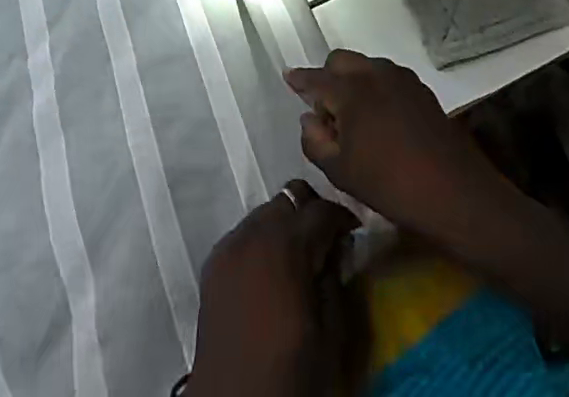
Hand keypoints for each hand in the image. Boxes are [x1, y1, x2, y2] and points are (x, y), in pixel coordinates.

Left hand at [188, 180, 361, 396]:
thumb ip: (335, 277)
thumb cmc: (292, 370)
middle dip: (311, 213)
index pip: (320, 209)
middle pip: (288, 198)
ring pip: (263, 213)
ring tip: (301, 259)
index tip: (355, 233)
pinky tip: (272, 273)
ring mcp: (228, 245)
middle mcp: (252, 233)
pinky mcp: (212, 261)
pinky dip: (262, 241)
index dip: (343, 217)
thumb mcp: (332, 330)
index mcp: (285, 245)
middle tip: (328, 243)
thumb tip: (335, 248)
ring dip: (285, 225)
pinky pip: (243, 234)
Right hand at [286, 50, 525, 247]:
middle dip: (328, 77)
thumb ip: (314, 140)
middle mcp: (374, 74)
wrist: (458, 197)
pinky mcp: (423, 92)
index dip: (299, 79)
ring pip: (366, 66)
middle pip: (340, 61)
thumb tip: (310, 119)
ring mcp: (402, 80)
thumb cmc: (390, 185)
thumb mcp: (340, 171)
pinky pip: (388, 78)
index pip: (315, 78)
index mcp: (349, 90)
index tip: (288, 78)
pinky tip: (381, 119)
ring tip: (355, 117)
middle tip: (327, 111)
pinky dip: (376, 87)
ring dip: (353, 80)